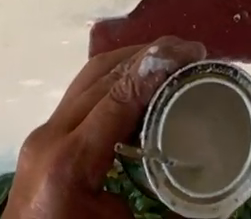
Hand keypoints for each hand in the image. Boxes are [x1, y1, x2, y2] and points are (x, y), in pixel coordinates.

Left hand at [3, 36, 205, 218]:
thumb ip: (163, 199)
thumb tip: (208, 177)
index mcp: (69, 162)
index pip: (118, 96)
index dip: (155, 68)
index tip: (190, 53)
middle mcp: (50, 137)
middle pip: (102, 76)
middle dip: (148, 55)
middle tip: (189, 50)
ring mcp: (42, 135)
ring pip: (88, 77)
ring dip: (129, 60)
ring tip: (169, 57)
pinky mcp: (42, 139)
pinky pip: (80, 95)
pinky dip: (113, 79)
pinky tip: (139, 83)